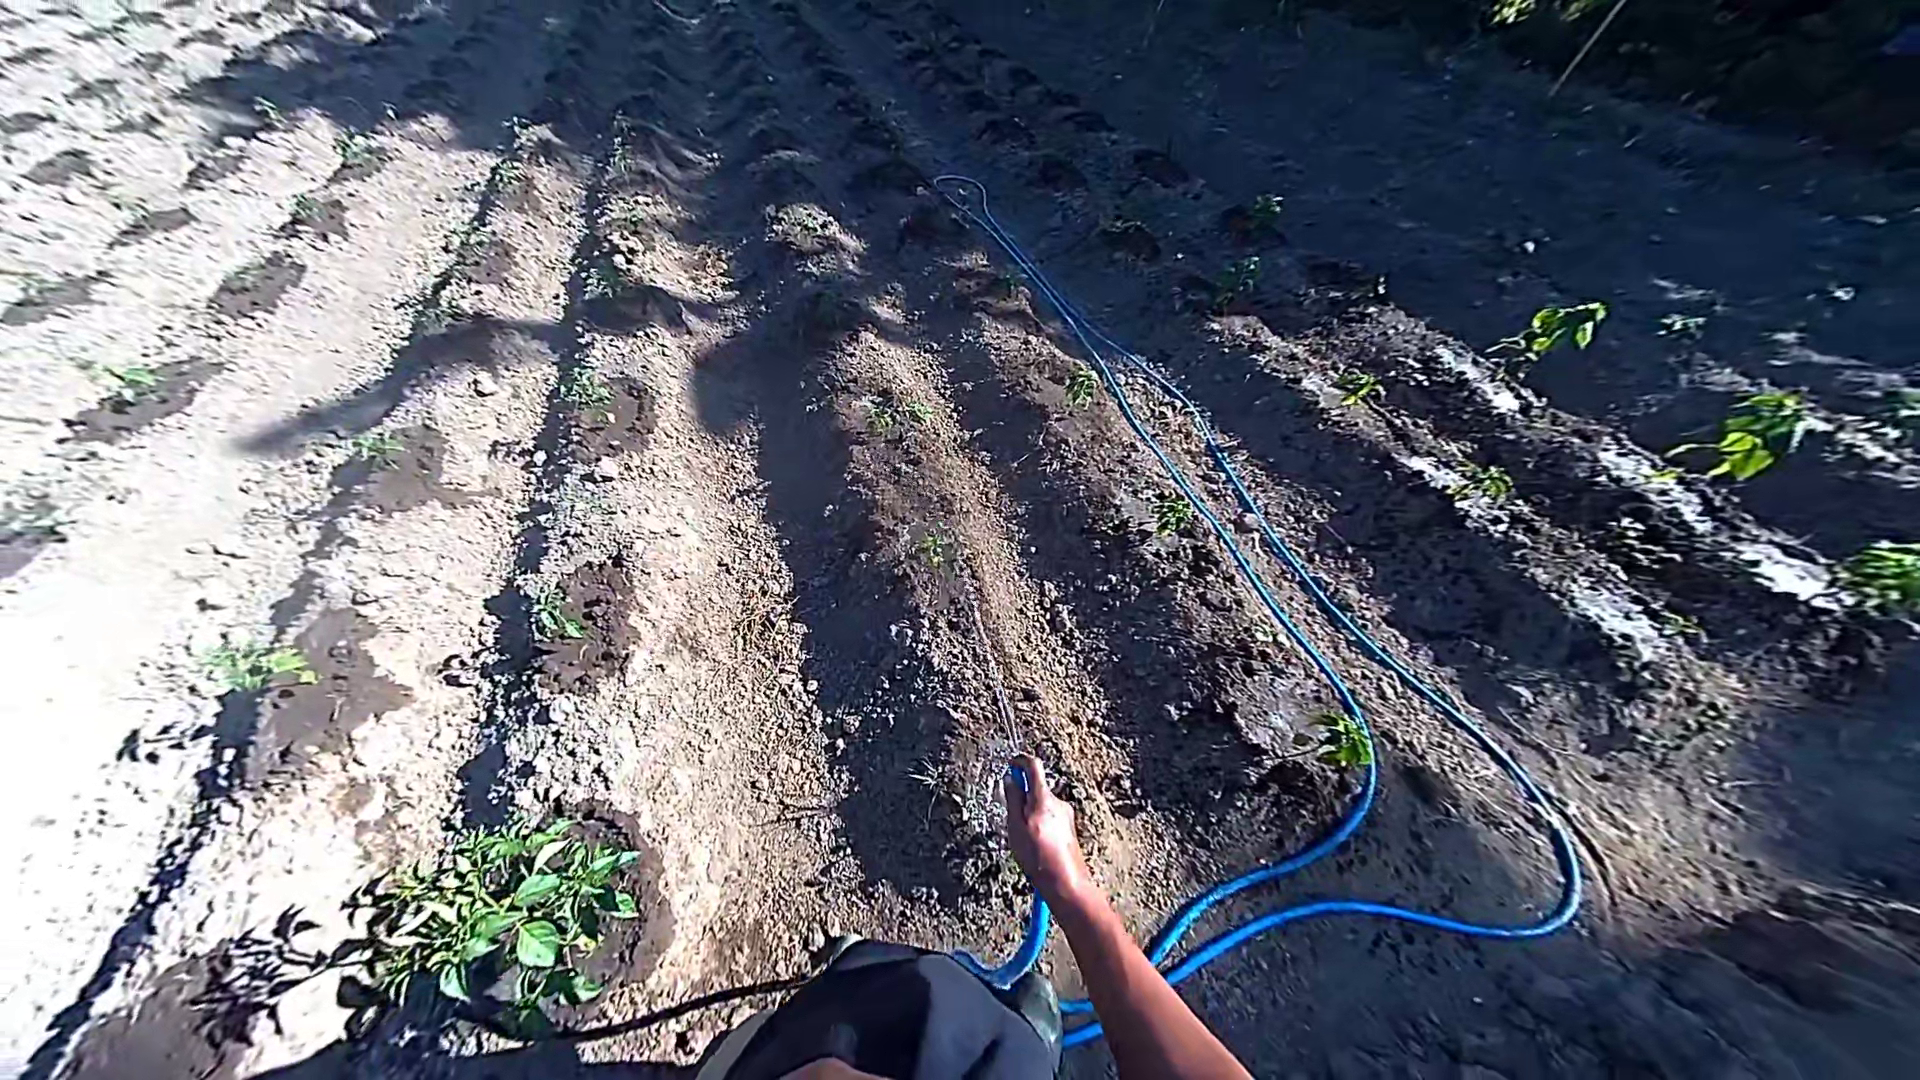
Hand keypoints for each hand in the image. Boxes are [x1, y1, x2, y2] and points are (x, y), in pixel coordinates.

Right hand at [1004, 754, 1097, 910]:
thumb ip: (1012, 800)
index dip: (1019, 761)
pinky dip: (1040, 824)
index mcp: (1043, 797)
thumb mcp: (1015, 827)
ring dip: (1031, 814)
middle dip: (1023, 797)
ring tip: (1025, 840)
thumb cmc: (1038, 857)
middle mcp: (1058, 802)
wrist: (1066, 883)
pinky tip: (1036, 847)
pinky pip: (1049, 818)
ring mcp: (1066, 815)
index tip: (1010, 765)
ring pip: (1042, 805)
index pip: (1033, 765)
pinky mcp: (1069, 828)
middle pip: (1037, 787)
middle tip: (1013, 819)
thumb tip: (1010, 780)